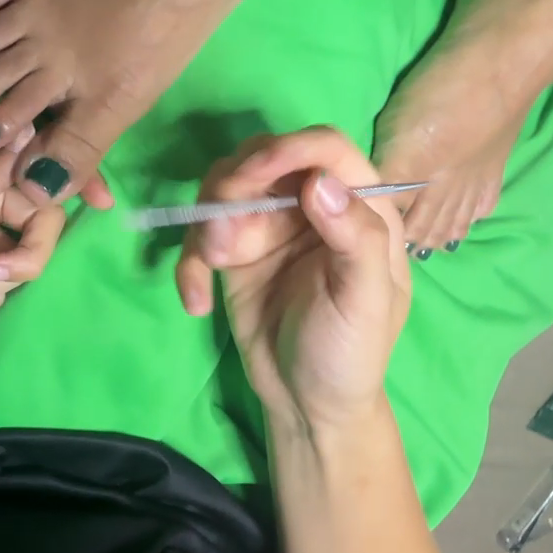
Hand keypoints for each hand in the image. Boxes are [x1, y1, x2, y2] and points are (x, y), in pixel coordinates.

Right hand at [175, 127, 410, 431]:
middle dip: (233, 188)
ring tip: (214, 267)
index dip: (288, 148)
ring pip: (222, 188)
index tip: (251, 174)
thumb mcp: (364, 302)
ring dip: (207, 223)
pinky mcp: (232, 251)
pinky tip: (195, 301)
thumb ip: (354, 238)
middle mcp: (310, 207)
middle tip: (222, 236)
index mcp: (360, 208)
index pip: (326, 148)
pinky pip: (198, 235)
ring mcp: (268, 227)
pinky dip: (188, 264)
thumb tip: (318, 182)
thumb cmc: (350, 353)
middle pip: (263, 159)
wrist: (306, 404)